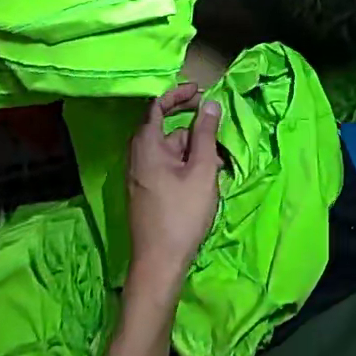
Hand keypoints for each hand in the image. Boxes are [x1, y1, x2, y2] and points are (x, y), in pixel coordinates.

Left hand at [126, 83, 222, 301]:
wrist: (159, 263)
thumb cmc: (182, 213)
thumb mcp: (202, 170)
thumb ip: (206, 134)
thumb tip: (210, 104)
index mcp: (146, 147)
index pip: (156, 107)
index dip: (177, 94)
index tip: (200, 91)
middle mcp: (137, 158)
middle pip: (165, 129)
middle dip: (193, 128)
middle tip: (217, 132)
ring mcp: (139, 177)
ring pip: (169, 150)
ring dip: (193, 150)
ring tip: (217, 165)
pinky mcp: (145, 192)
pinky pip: (166, 166)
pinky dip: (186, 164)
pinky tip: (204, 180)